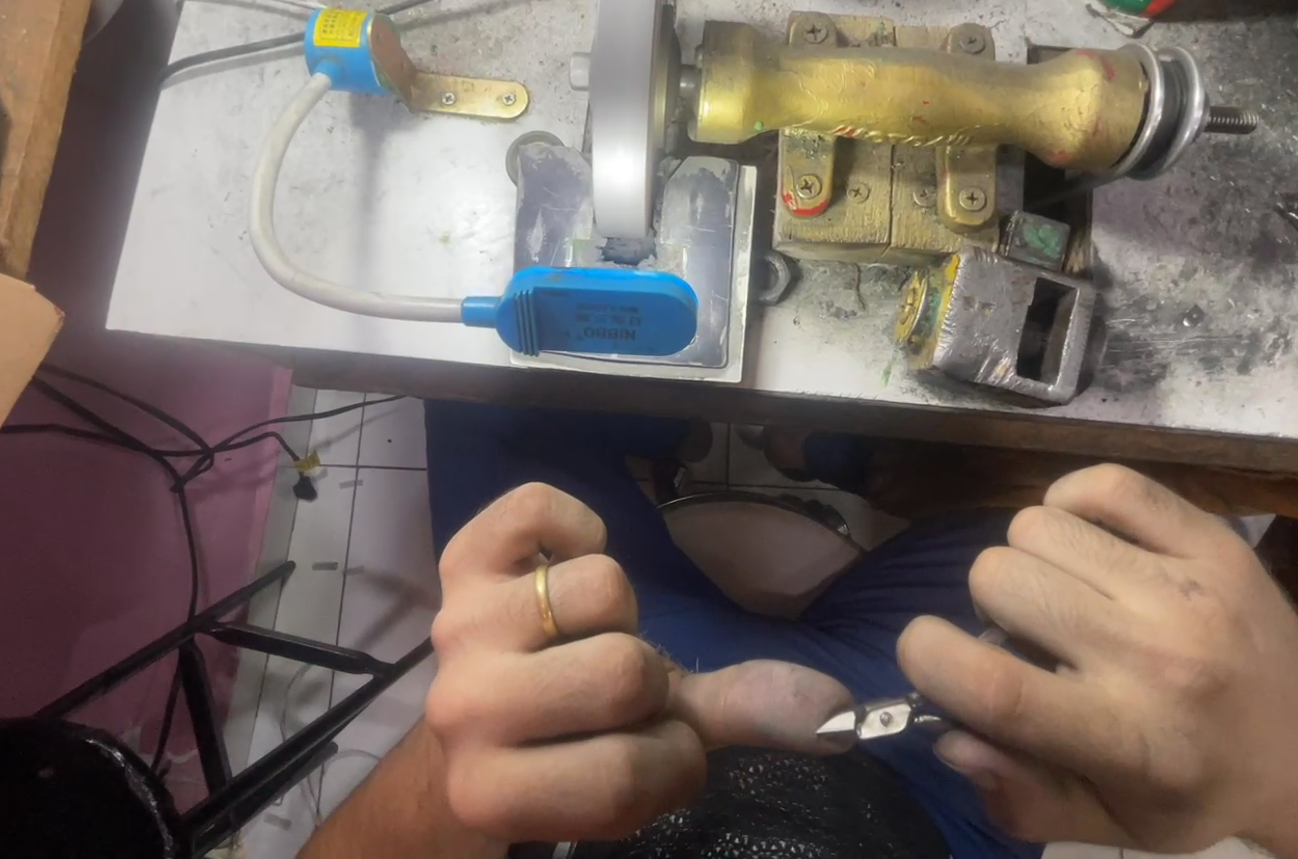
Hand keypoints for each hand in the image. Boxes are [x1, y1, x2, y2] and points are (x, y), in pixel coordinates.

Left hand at [426, 483, 854, 842]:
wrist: (481, 705)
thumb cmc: (572, 735)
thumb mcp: (648, 745)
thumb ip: (736, 722)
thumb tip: (840, 706)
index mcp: (495, 791)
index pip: (628, 777)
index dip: (668, 757)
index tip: (649, 743)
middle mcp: (461, 708)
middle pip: (622, 670)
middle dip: (643, 678)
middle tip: (610, 685)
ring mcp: (458, 626)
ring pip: (602, 585)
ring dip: (615, 609)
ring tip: (584, 632)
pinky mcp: (461, 554)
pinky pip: (544, 507)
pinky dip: (577, 525)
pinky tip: (559, 569)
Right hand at [898, 465, 1297, 853]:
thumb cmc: (1192, 789)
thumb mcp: (1107, 823)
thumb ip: (1018, 797)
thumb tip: (948, 736)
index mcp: (1127, 740)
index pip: (992, 687)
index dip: (928, 655)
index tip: (930, 652)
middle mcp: (1157, 658)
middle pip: (997, 577)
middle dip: (992, 603)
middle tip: (1032, 631)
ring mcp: (1189, 589)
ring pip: (1034, 526)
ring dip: (1032, 557)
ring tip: (1071, 591)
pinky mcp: (1212, 540)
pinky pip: (1099, 483)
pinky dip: (1074, 504)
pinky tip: (1094, 545)